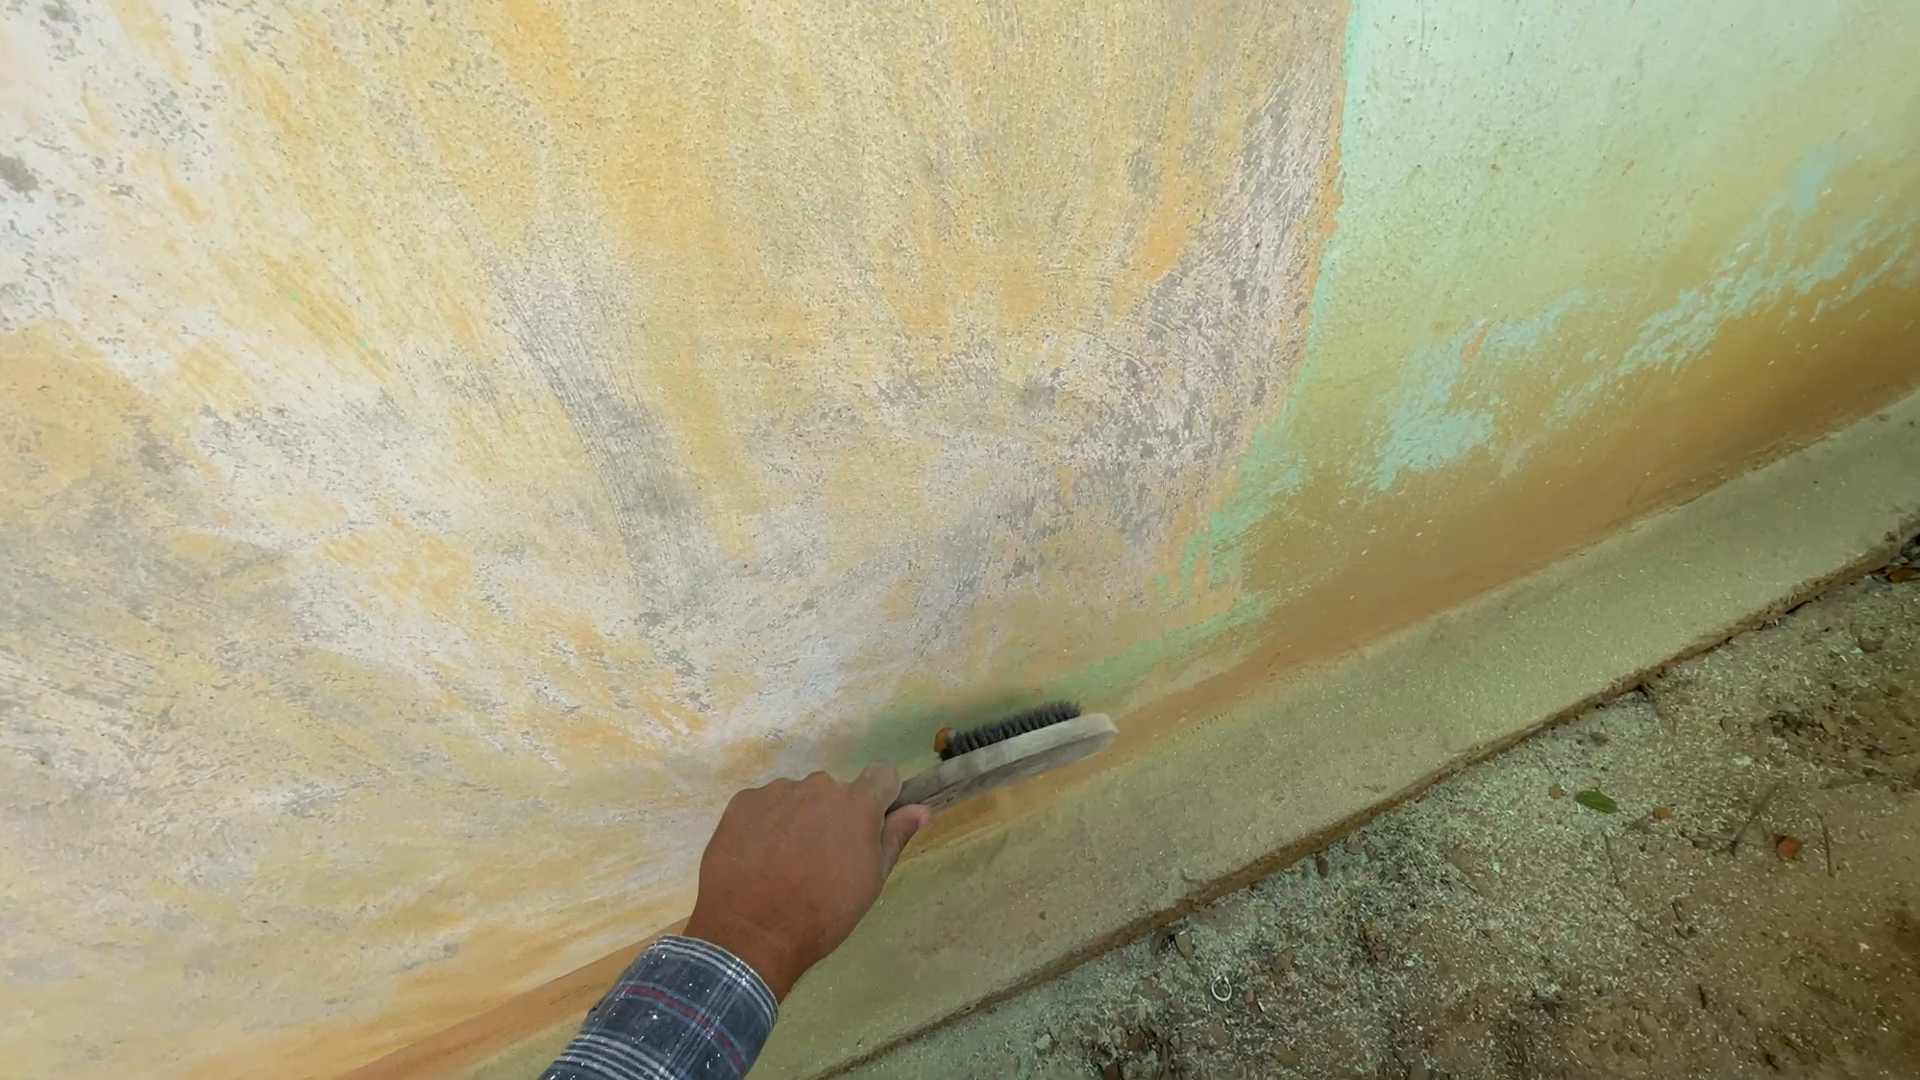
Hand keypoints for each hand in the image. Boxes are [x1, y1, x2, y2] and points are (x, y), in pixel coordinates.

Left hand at [682, 765, 932, 999]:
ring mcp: (777, 791)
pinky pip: (764, 804)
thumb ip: (895, 837)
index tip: (870, 825)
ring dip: (798, 818)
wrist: (749, 936)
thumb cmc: (822, 913)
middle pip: (836, 791)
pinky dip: (765, 823)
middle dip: (833, 815)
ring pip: (798, 797)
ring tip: (784, 861)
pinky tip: (757, 857)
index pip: (883, 775)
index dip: (881, 797)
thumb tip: (922, 809)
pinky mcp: (743, 802)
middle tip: (821, 858)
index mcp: (857, 803)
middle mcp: (819, 786)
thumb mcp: (870, 881)